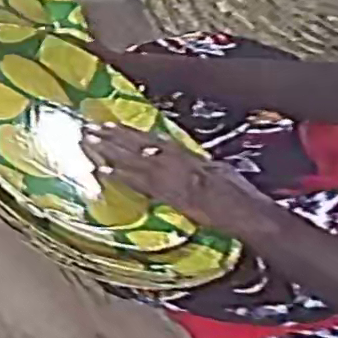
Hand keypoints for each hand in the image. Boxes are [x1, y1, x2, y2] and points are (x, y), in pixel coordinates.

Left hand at [82, 122, 274, 237]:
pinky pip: (138, 182)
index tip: (108, 123)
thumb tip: (175, 154)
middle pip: (138, 144)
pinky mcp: (169, 194)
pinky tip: (101, 170)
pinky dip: (120, 175)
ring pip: (133, 159)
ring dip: (109, 149)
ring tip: (87, 141)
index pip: (152, 139)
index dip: (128, 131)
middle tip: (87, 127)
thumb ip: (192, 160)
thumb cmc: (239, 194)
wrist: (250, 214)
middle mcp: (177, 162)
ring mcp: (172, 177)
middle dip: (111, 136)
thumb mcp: (217, 169)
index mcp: (188, 155)